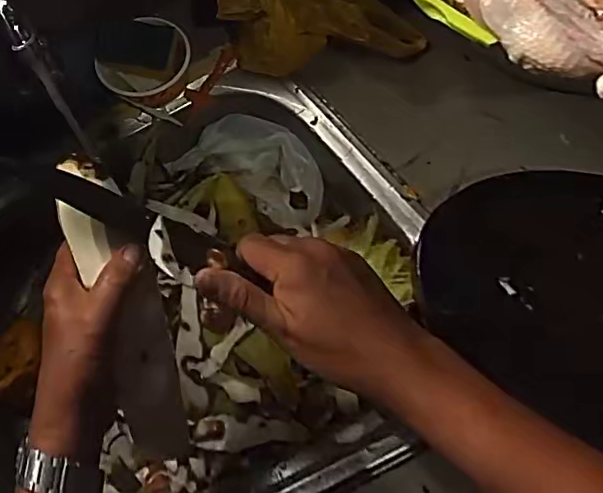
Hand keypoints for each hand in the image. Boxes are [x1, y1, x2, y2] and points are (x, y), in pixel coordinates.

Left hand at [28, 241, 142, 458]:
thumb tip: (132, 247)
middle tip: (145, 242)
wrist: (74, 419)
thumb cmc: (77, 362)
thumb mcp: (96, 315)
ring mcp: (85, 315)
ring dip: (128, 279)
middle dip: (118, 254)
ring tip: (153, 267)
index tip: (121, 218)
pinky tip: (150, 298)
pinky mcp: (100, 335)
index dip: (94, 229)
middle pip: (95, 263)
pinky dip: (132, 302)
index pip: (74, 243)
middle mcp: (71, 294)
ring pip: (109, 286)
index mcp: (60, 283)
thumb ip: (115, 280)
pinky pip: (118, 308)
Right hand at [196, 234, 419, 396]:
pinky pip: (317, 253)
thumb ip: (241, 297)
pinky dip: (311, 269)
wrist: (400, 360)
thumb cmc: (337, 351)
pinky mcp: (353, 258)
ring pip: (293, 247)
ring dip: (287, 268)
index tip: (248, 294)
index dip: (240, 268)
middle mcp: (311, 246)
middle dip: (263, 267)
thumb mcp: (282, 329)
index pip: (246, 244)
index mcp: (290, 261)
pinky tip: (324, 300)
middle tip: (274, 305)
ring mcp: (335, 250)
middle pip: (270, 243)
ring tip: (301, 305)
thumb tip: (202, 275)